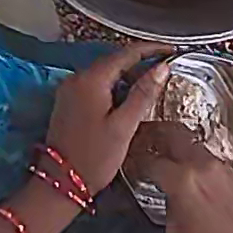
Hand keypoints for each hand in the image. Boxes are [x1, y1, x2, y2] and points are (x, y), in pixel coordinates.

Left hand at [45, 42, 172, 193]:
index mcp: (91, 80)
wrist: (60, 183)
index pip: (126, 53)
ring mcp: (70, 89)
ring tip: (152, 81)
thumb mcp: (124, 126)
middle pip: (114, 60)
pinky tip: (129, 95)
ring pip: (105, 71)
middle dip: (141, 60)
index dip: (151, 49)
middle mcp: (77, 78)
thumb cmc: (95, 156)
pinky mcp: (68, 101)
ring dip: (128, 73)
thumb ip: (143, 94)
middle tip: (165, 66)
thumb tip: (162, 67)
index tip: (172, 50)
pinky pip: (96, 83)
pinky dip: (114, 84)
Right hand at [128, 121, 232, 232]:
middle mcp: (202, 165)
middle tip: (146, 139)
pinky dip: (195, 160)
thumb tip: (169, 198)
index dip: (138, 161)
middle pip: (175, 136)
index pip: (152, 161)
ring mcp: (221, 167)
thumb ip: (168, 209)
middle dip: (158, 135)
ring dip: (179, 147)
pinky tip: (190, 174)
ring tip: (167, 157)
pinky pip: (208, 159)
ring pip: (194, 146)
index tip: (132, 163)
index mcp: (183, 180)